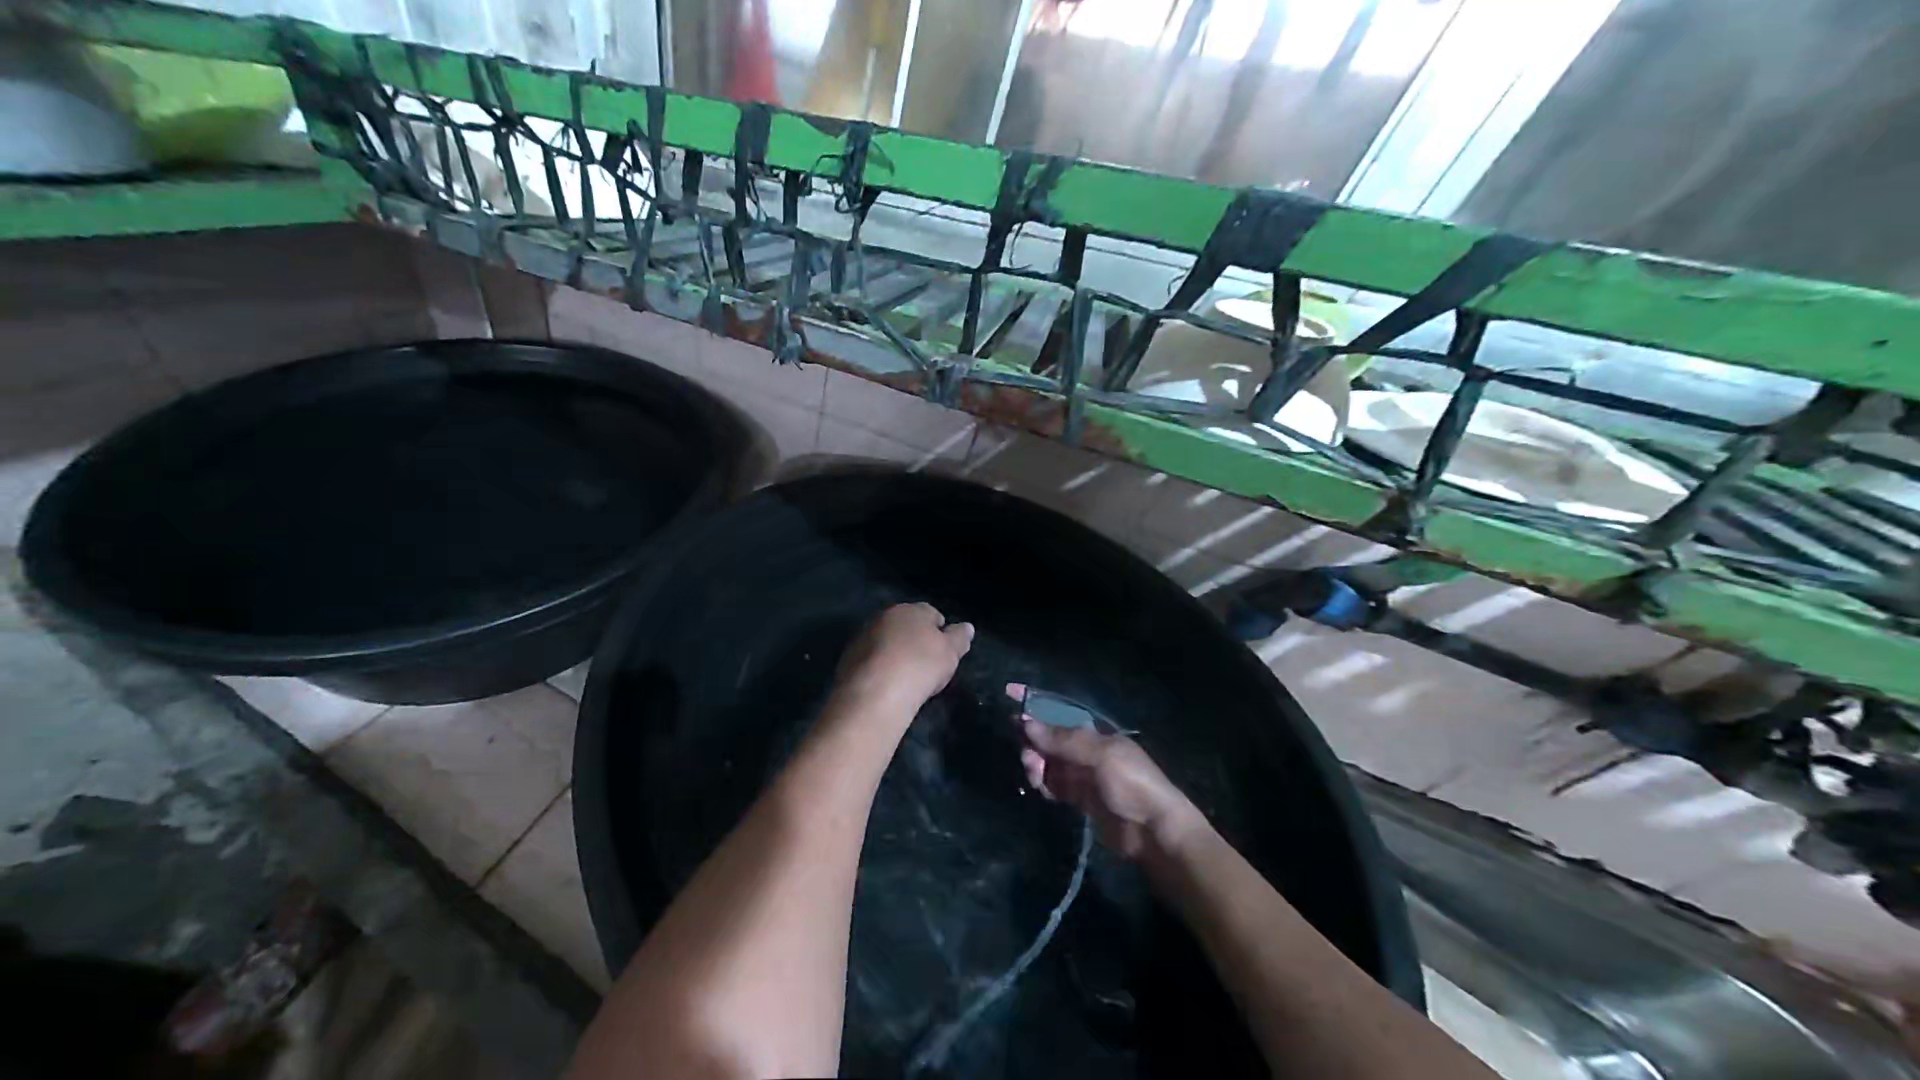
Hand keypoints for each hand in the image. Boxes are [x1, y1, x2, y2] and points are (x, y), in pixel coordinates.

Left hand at [832, 603, 973, 716]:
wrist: (875, 693)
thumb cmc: (919, 666)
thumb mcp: (950, 653)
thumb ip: (960, 637)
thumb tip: (966, 626)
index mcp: (910, 610)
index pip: (931, 613)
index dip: (940, 632)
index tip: (944, 652)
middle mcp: (884, 616)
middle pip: (906, 626)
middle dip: (915, 641)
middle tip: (926, 666)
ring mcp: (862, 636)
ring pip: (886, 641)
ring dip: (895, 654)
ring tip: (905, 678)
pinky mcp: (848, 658)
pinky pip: (871, 660)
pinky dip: (879, 668)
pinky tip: (886, 686)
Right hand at [1012, 690, 1206, 859]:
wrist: (1154, 831)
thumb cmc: (1132, 782)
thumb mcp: (1100, 755)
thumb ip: (1062, 740)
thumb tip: (1025, 722)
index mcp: (1095, 733)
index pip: (1059, 712)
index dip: (1034, 702)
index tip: (1008, 692)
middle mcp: (1086, 750)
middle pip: (1048, 738)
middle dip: (1032, 742)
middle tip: (1029, 758)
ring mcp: (1082, 775)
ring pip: (1047, 762)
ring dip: (1035, 765)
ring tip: (1036, 778)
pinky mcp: (1080, 799)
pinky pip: (1053, 785)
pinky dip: (1044, 785)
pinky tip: (1042, 790)